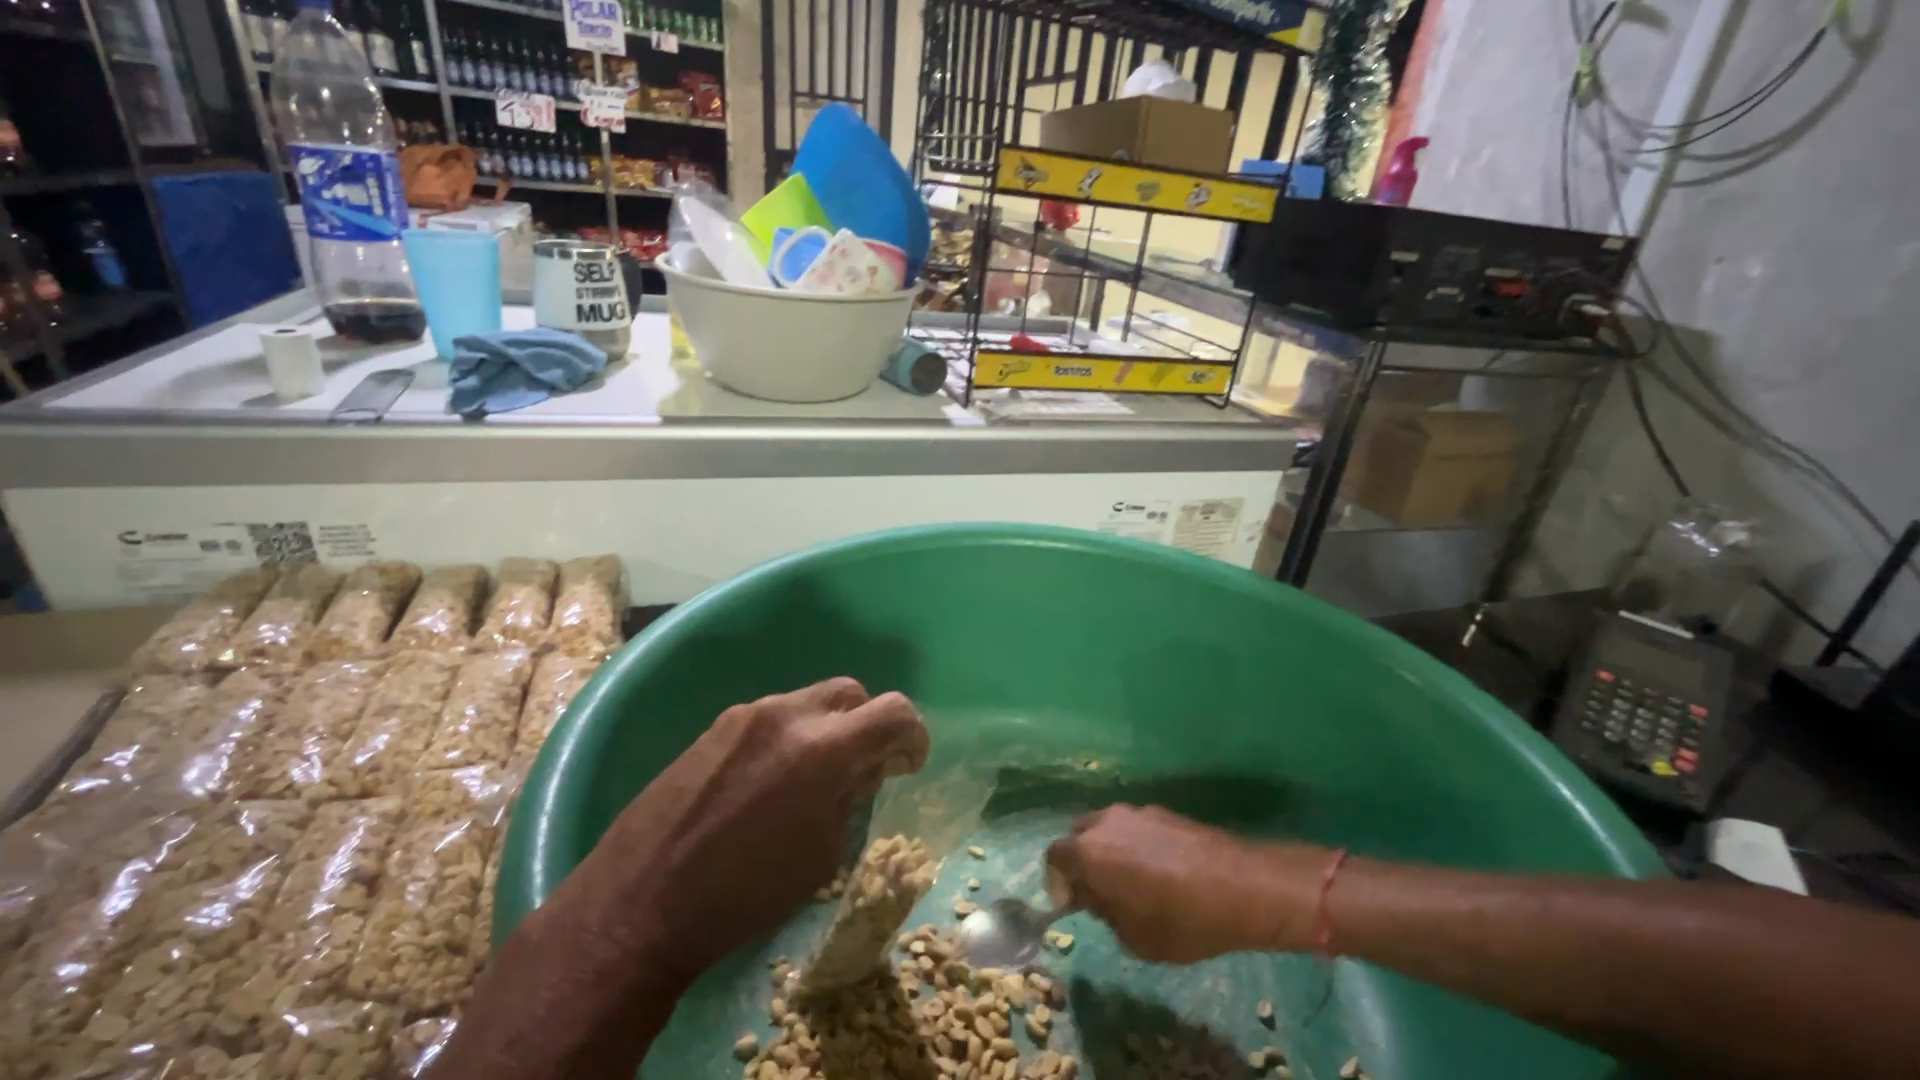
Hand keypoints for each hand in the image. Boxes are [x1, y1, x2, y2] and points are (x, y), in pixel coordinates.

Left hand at [546, 678, 928, 983]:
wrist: (640, 903)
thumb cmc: (743, 895)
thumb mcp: (820, 855)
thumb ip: (850, 798)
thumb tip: (863, 770)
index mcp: (823, 749)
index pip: (894, 711)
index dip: (913, 735)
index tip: (909, 764)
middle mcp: (785, 715)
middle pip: (850, 693)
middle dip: (868, 725)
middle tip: (865, 769)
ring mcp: (743, 716)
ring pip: (807, 703)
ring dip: (826, 731)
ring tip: (813, 782)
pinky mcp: (712, 728)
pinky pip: (770, 719)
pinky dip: (789, 739)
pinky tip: (770, 785)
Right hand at [1047, 805, 1329, 963]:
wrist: (1244, 888)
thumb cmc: (1182, 922)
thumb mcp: (1133, 938)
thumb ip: (1104, 913)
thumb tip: (1098, 897)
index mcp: (1089, 851)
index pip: (1054, 857)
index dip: (1058, 882)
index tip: (1074, 904)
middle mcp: (1107, 822)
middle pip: (1079, 836)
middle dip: (1082, 862)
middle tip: (1099, 891)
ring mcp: (1138, 812)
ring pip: (1109, 828)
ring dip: (1110, 850)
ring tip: (1132, 880)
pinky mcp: (1166, 811)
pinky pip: (1136, 827)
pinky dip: (1136, 844)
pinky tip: (1159, 870)